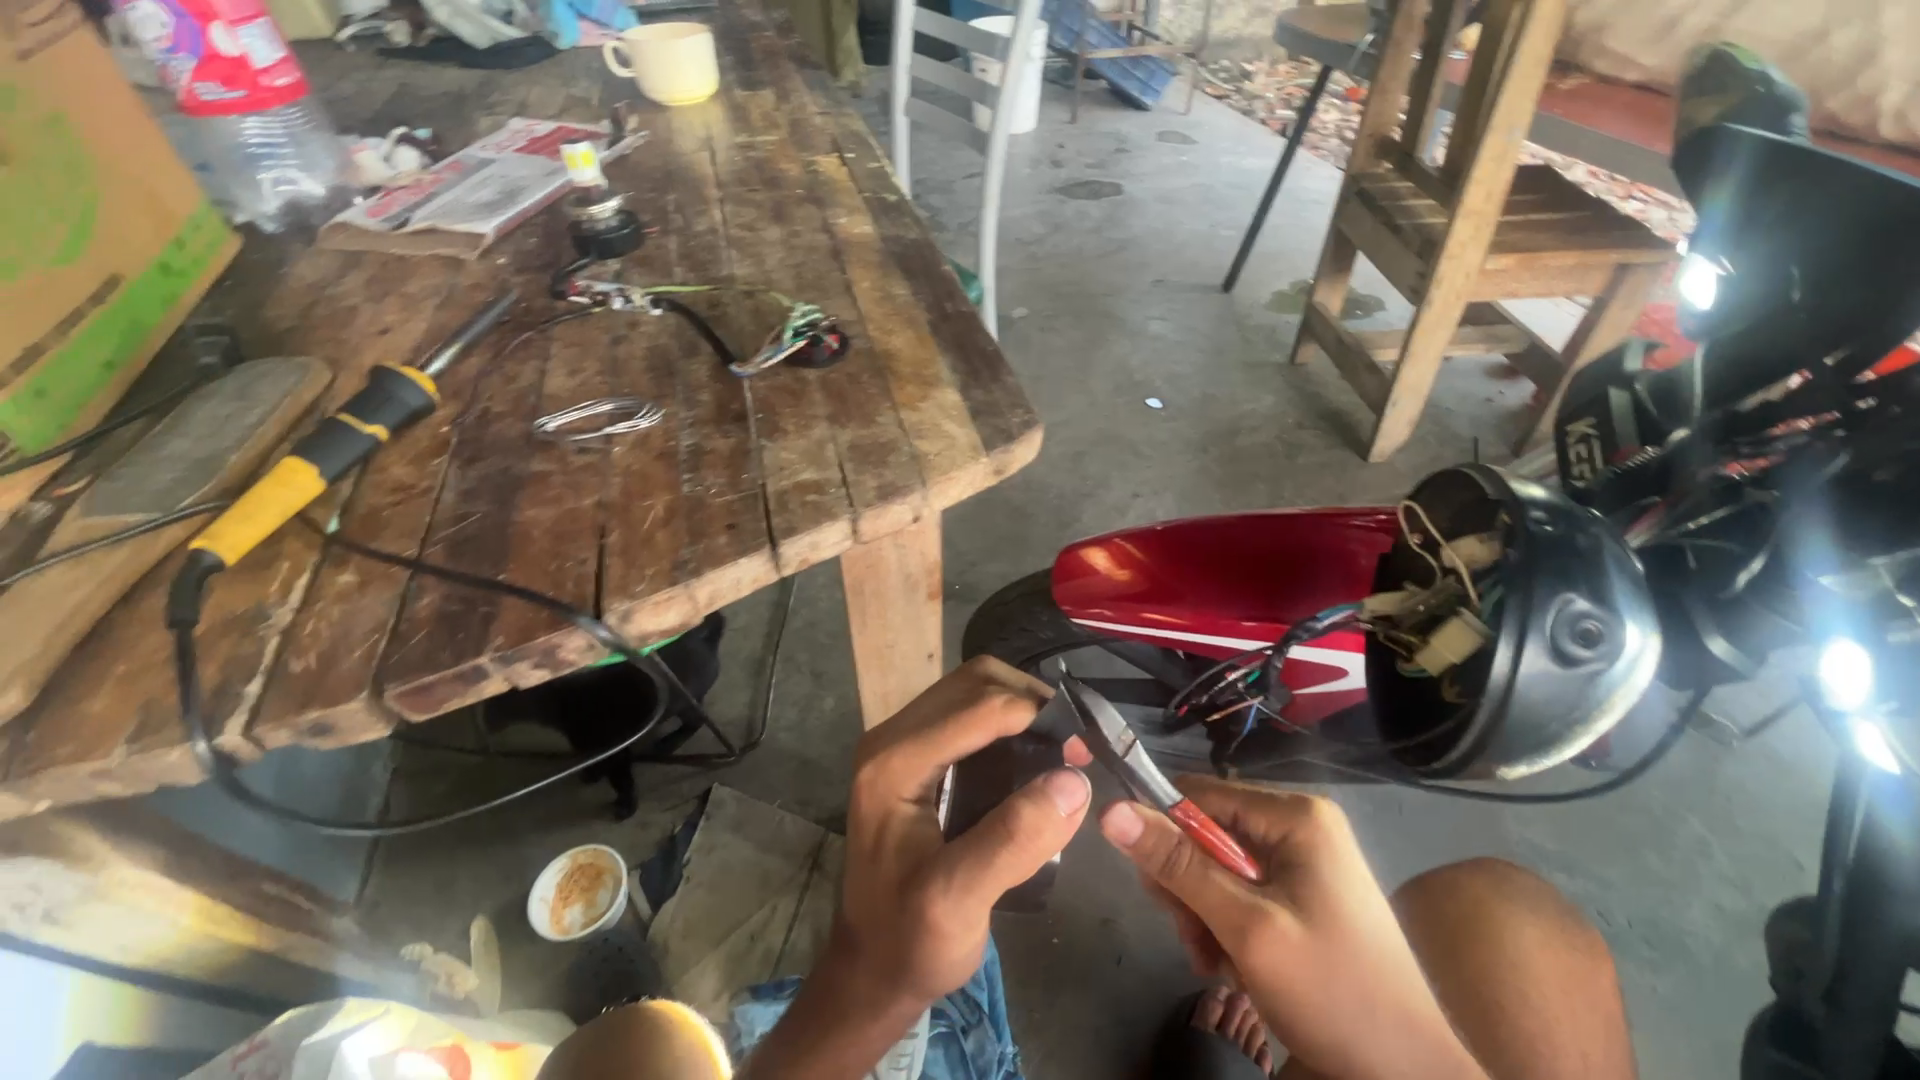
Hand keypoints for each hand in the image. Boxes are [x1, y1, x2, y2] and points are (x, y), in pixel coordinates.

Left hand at [833, 656, 1093, 1005]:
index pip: (977, 706)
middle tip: (1075, 746)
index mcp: (892, 763)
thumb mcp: (959, 900)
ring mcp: (902, 745)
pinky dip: (1008, 722)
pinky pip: (968, 716)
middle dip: (1031, 702)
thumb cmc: (910, 939)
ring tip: (1062, 748)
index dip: (1036, 715)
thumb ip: (1012, 840)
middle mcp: (891, 739)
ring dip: (1022, 708)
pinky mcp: (916, 759)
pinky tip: (1034, 755)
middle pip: (974, 682)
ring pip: (973, 692)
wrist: (874, 967)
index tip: (1084, 748)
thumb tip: (1073, 781)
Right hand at [1100, 778, 1485, 1079]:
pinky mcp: (1303, 895)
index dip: (1161, 830)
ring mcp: (1304, 862)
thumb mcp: (1245, 928)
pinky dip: (1226, 928)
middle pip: (1205, 832)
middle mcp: (1299, 825)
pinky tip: (1234, 966)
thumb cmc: (1332, 992)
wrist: (1407, 1073)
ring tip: (1217, 962)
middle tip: (1194, 937)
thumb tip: (1111, 811)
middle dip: (1188, 887)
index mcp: (1295, 815)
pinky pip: (1240, 893)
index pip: (1197, 793)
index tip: (1150, 887)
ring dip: (1203, 915)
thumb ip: (1178, 866)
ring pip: (1216, 868)